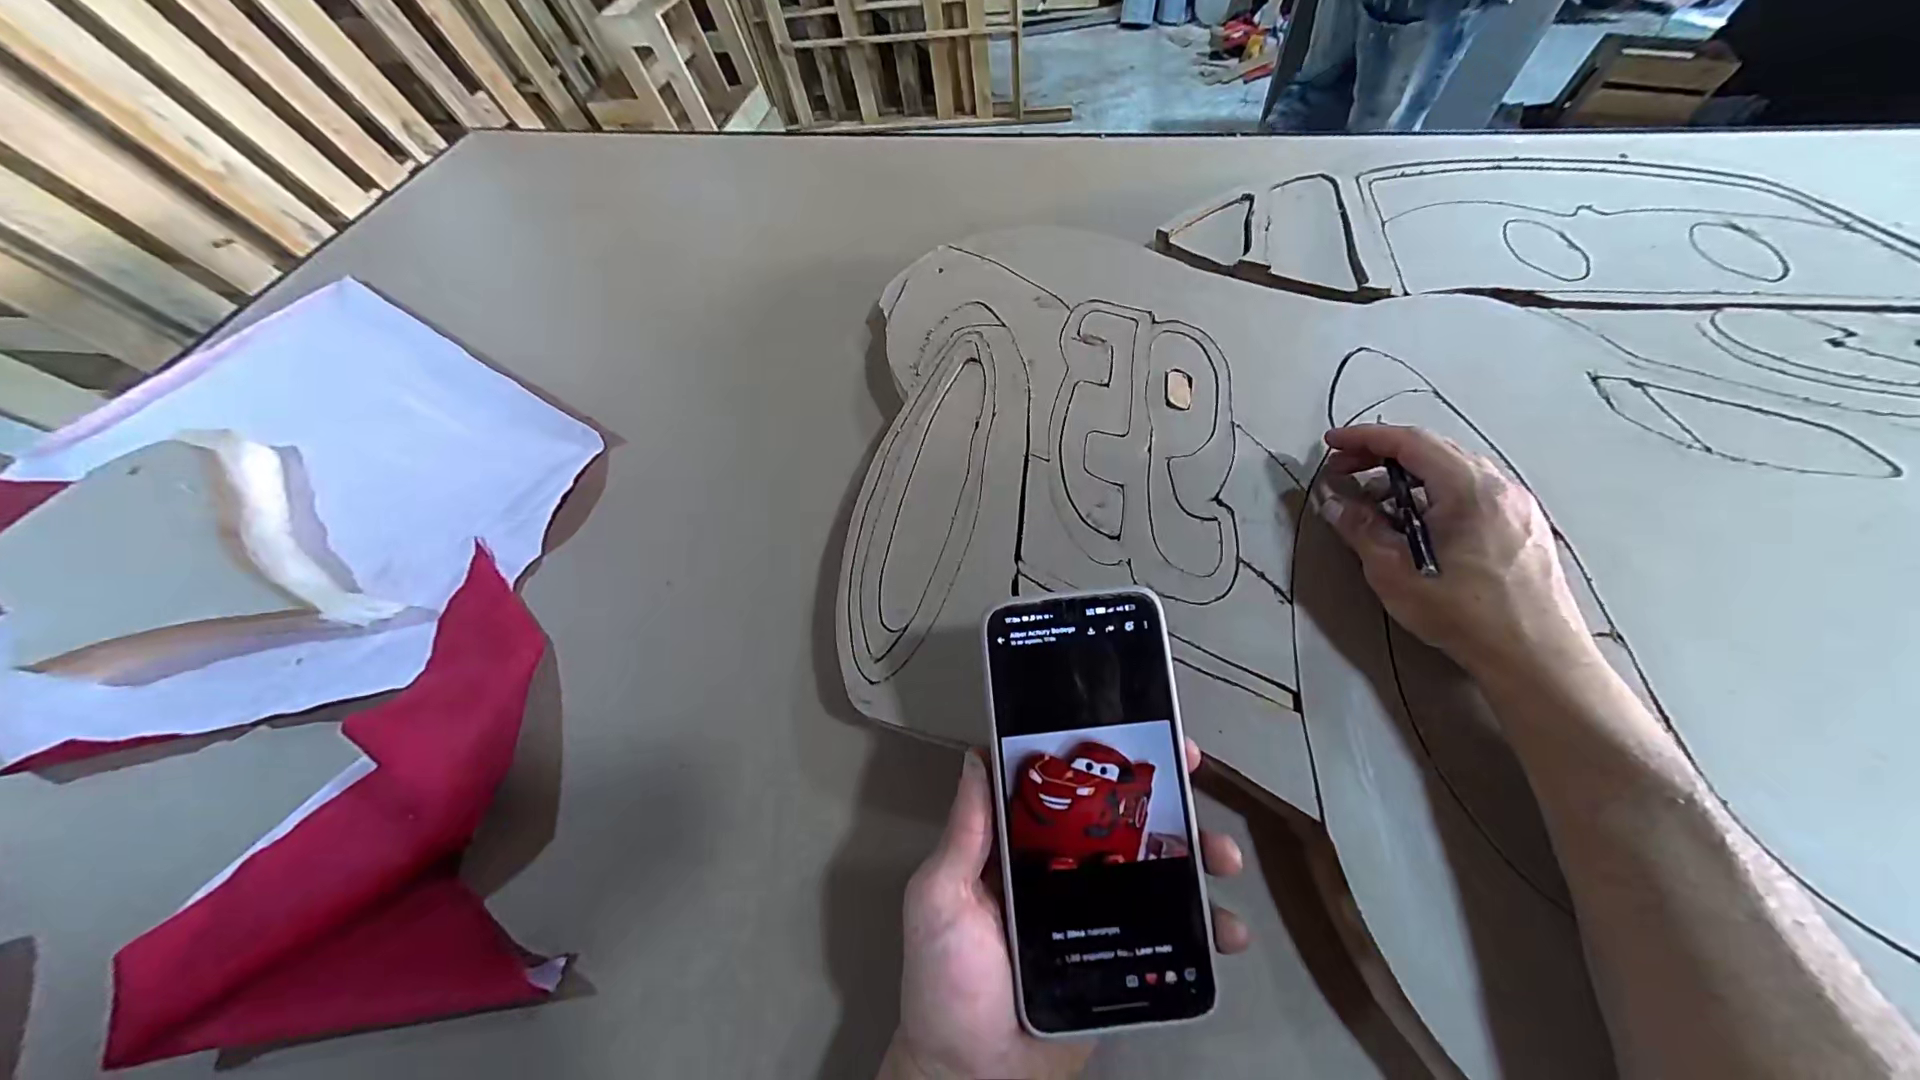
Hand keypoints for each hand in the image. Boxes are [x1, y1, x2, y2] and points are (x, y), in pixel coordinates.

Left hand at [879, 740, 1248, 1079]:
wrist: (976, 1077)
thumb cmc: (947, 981)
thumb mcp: (941, 896)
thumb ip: (962, 833)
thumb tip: (976, 757)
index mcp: (1019, 843)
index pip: (1061, 783)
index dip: (1096, 752)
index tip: (1130, 729)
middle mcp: (1061, 866)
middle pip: (1118, 817)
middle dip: (1160, 792)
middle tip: (1193, 772)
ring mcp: (1094, 910)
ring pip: (1153, 867)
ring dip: (1194, 853)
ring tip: (1221, 856)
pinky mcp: (1120, 955)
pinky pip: (1168, 933)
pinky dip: (1203, 927)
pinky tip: (1226, 929)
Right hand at [1314, 424, 1592, 682]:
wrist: (1538, 656)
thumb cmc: (1465, 615)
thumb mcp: (1395, 574)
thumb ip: (1362, 530)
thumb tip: (1335, 503)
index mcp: (1469, 491)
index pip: (1411, 442)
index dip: (1365, 438)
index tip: (1331, 444)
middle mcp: (1499, 487)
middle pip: (1434, 448)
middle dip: (1382, 453)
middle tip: (1343, 469)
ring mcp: (1517, 504)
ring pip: (1453, 467)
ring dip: (1407, 472)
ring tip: (1373, 498)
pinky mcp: (1522, 523)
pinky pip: (1471, 487)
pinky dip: (1433, 488)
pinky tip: (1414, 517)